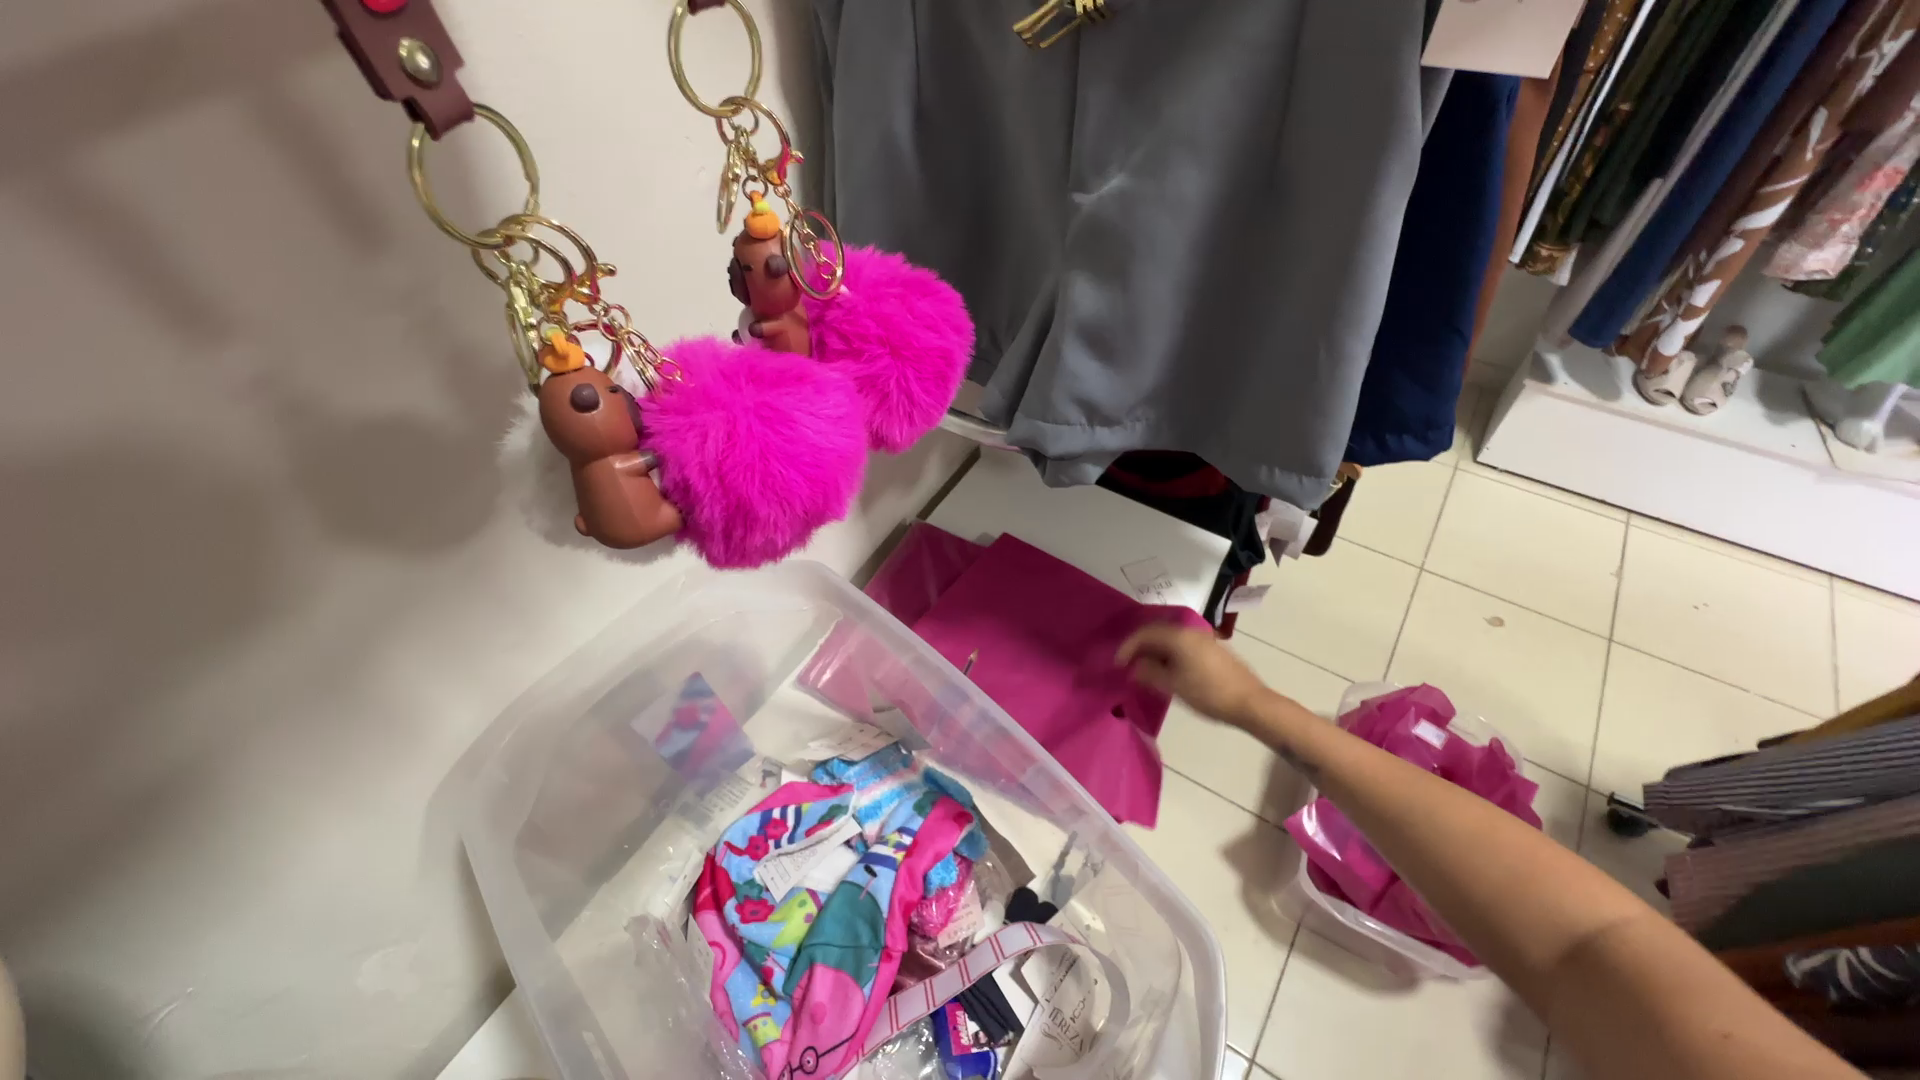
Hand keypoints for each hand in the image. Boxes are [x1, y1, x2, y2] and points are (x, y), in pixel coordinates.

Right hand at [1117, 623, 1271, 725]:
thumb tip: (1134, 667)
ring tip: (1146, 669)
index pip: (1144, 633)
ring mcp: (1203, 638)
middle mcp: (1190, 631)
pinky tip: (1168, 670)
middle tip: (1129, 665)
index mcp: (1178, 636)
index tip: (1118, 664)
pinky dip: (1169, 654)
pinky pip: (1182, 644)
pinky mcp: (1212, 648)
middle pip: (1157, 632)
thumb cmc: (1208, 693)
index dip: (1128, 647)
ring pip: (1171, 639)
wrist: (1250, 703)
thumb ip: (1149, 672)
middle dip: (1140, 647)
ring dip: (1155, 651)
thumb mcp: (1173, 685)